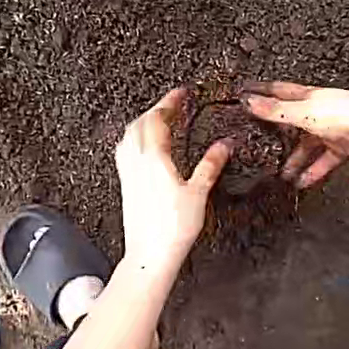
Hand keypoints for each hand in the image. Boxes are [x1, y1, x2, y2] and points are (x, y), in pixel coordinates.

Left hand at [115, 88, 230, 274]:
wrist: (149, 254)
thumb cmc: (172, 228)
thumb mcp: (199, 192)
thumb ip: (211, 164)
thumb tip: (223, 145)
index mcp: (154, 159)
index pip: (157, 119)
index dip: (169, 102)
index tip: (180, 93)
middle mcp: (136, 163)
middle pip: (140, 124)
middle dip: (155, 110)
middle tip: (172, 104)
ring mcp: (128, 174)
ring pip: (129, 136)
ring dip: (143, 122)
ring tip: (157, 120)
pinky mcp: (126, 186)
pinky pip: (125, 152)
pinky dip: (135, 140)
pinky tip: (143, 148)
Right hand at [240, 81, 348, 187]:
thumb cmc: (344, 113)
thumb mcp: (304, 112)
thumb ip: (276, 110)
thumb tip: (249, 102)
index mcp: (309, 96)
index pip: (280, 91)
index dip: (262, 93)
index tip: (246, 93)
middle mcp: (319, 110)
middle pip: (292, 122)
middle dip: (276, 134)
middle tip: (259, 142)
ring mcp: (331, 128)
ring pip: (307, 145)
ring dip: (295, 160)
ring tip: (282, 174)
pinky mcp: (342, 146)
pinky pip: (323, 160)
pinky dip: (313, 171)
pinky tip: (302, 182)